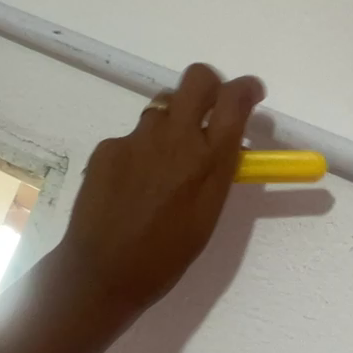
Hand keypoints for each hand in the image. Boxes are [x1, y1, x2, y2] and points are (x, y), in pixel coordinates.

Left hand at [56, 64, 265, 313]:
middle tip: (208, 111)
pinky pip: (131, 138)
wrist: (103, 274)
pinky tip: (129, 188)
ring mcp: (137, 139)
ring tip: (162, 167)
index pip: (234, 99)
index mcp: (208, 162)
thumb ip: (215, 172)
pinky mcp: (107, 147)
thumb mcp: (206, 215)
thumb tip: (223, 145)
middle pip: (197, 79)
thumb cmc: (165, 257)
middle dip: (209, 86)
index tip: (249, 94)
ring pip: (161, 109)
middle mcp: (175, 139)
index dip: (245, 89)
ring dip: (170, 125)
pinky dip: (137, 154)